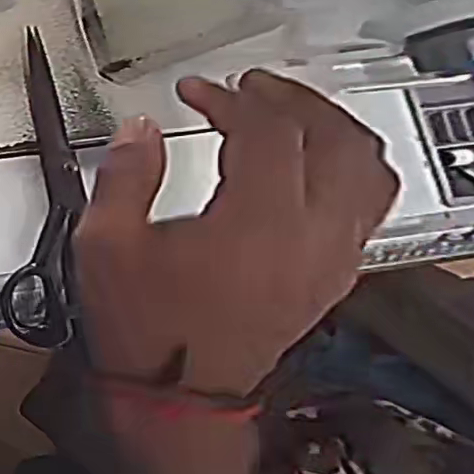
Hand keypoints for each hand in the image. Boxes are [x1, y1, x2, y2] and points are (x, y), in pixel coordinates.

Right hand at [73, 70, 398, 396]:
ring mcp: (332, 256)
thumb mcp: (103, 243)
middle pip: (334, 141)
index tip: (196, 92)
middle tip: (248, 87)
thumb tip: (138, 131)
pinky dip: (347, 167)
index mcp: (254, 222)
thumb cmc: (140, 319)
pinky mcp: (333, 274)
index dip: (229, 101)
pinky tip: (313, 166)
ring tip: (290, 113)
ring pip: (369, 170)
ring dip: (332, 128)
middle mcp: (311, 234)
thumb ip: (123, 179)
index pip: (266, 134)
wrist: (176, 386)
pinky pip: (369, 204)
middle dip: (290, 101)